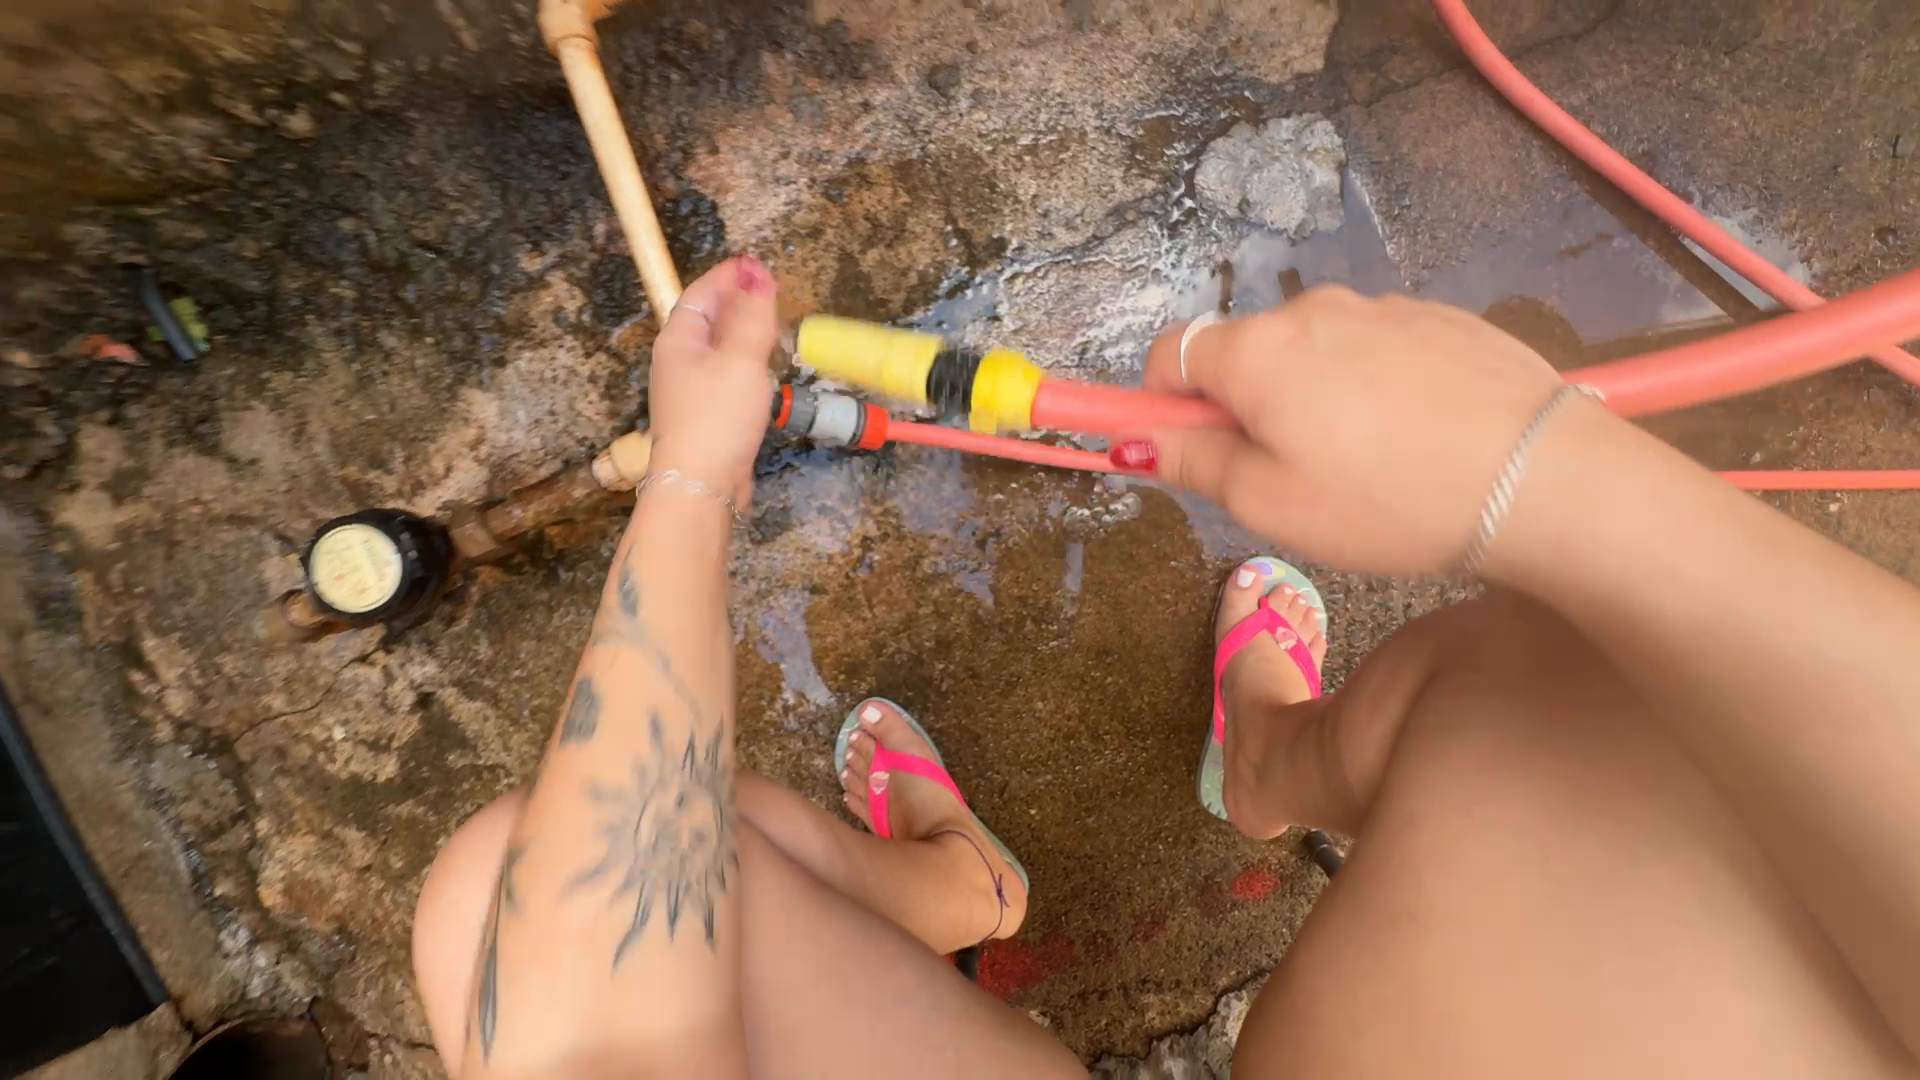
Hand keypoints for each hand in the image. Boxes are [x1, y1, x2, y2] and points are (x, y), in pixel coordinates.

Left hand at [646, 255, 779, 506]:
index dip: (730, 277)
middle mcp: (679, 362)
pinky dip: (746, 367)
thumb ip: (752, 316)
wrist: (702, 484)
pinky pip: (727, 379)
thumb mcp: (740, 359)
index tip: (758, 265)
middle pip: (708, 321)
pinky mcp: (708, 418)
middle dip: (737, 303)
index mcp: (679, 340)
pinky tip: (764, 374)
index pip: (702, 294)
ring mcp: (691, 392)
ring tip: (773, 330)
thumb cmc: (718, 416)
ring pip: (719, 352)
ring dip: (744, 336)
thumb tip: (757, 273)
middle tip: (770, 295)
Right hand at [1118, 287, 1582, 575]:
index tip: (1193, 449)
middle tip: (1279, 470)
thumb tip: (1128, 438)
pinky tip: (1405, 433)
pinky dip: (1359, 383)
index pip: (1168, 353)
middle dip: (1237, 404)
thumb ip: (1187, 460)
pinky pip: (1365, 346)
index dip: (1162, 402)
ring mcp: (1380, 306)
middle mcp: (1310, 309)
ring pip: (1303, 350)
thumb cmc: (1380, 502)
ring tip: (1354, 458)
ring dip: (1300, 394)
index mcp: (1256, 352)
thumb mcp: (1265, 499)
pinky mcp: (1436, 317)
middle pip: (1238, 351)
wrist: (1546, 483)